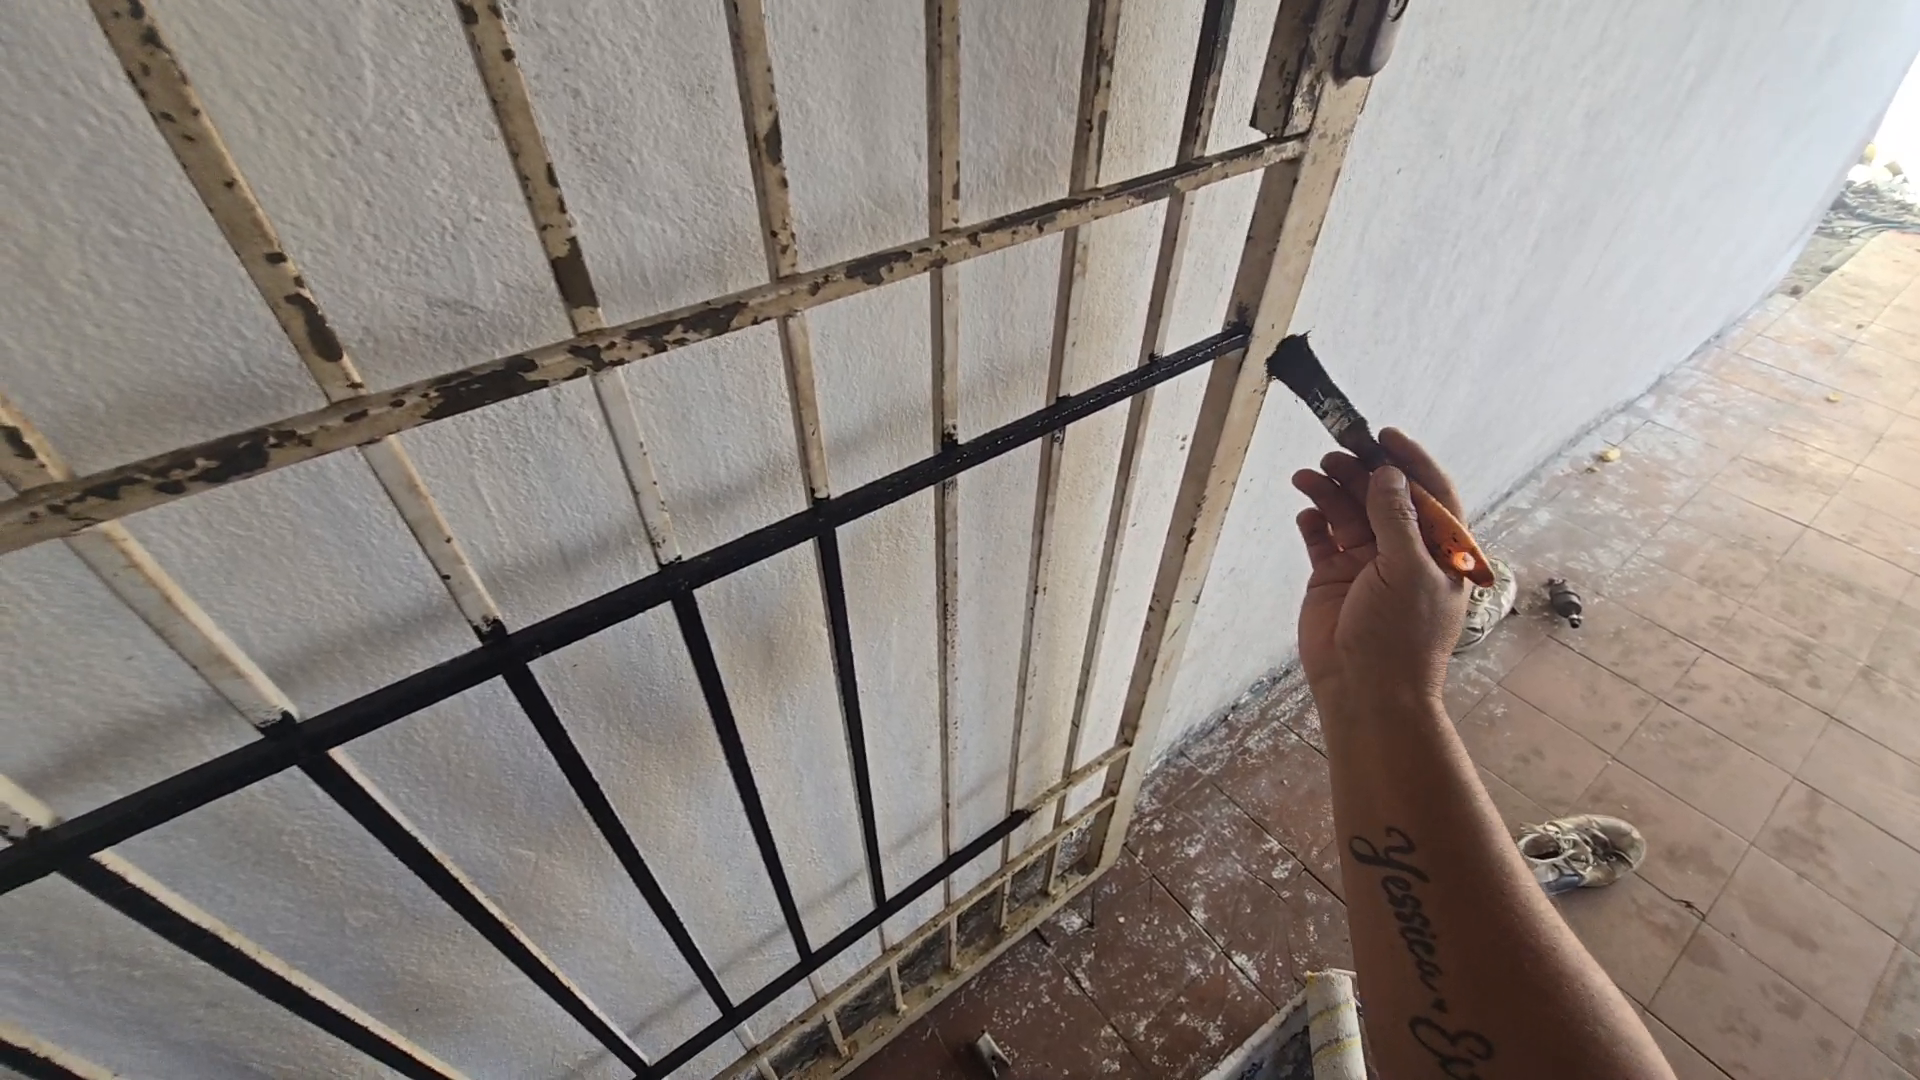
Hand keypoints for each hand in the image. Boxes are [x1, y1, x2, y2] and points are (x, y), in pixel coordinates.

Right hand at [1292, 428, 1468, 717]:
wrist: (1364, 687)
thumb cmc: (1400, 634)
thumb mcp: (1408, 571)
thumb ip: (1396, 519)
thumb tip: (1388, 475)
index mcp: (1438, 550)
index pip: (1429, 494)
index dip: (1409, 462)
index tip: (1384, 435)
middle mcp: (1403, 551)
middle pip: (1382, 498)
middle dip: (1360, 472)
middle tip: (1334, 453)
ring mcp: (1365, 563)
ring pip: (1347, 513)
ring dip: (1330, 491)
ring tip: (1308, 475)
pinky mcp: (1331, 577)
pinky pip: (1321, 539)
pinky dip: (1313, 522)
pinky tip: (1305, 512)